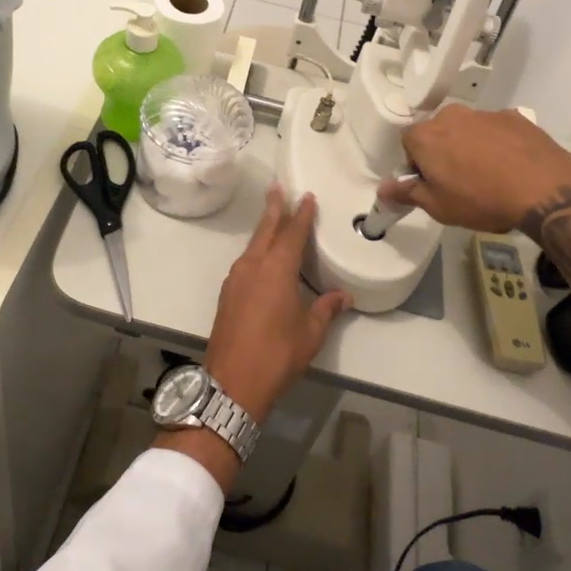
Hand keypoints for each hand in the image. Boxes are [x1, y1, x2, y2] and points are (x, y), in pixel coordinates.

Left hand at [203, 186, 350, 422]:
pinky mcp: (227, 295)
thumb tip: (343, 296)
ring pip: (252, 246)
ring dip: (264, 230)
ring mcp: (235, 280)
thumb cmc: (277, 354)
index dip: (300, 215)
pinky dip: (255, 252)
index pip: (291, 233)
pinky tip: (261, 258)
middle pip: (265, 231)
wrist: (232, 382)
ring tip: (273, 219)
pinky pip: (244, 263)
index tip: (306, 196)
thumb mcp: (310, 333)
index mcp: (276, 269)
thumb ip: (326, 309)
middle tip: (278, 189)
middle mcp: (252, 266)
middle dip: (274, 210)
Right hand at [380, 105, 570, 305]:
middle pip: (438, 132)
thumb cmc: (481, 199)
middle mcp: (451, 115)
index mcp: (426, 135)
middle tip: (459, 183)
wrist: (545, 189)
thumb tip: (381, 190)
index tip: (432, 185)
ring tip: (490, 177)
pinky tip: (512, 167)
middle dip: (443, 153)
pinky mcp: (515, 117)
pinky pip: (496, 130)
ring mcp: (485, 113)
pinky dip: (498, 144)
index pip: (407, 144)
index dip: (417, 165)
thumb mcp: (438, 206)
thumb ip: (407, 193)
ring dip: (471, 147)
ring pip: (468, 129)